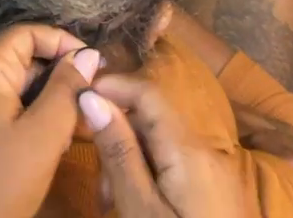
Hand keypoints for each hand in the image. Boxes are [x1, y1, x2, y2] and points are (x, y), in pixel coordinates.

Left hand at [0, 24, 102, 217]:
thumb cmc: (0, 181)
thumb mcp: (42, 137)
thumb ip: (67, 91)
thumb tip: (89, 55)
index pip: (27, 33)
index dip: (63, 43)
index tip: (98, 66)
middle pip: (23, 56)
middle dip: (61, 75)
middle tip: (95, 103)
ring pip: (20, 82)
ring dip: (51, 97)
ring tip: (82, 124)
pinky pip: (9, 101)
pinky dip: (35, 112)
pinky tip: (58, 137)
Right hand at [81, 74, 252, 217]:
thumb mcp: (141, 211)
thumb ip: (118, 151)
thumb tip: (91, 95)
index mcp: (189, 150)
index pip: (147, 92)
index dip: (110, 86)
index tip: (76, 103)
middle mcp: (207, 153)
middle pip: (151, 119)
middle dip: (116, 135)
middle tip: (96, 180)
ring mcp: (216, 176)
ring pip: (160, 145)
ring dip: (130, 160)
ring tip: (111, 202)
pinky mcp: (217, 196)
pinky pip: (175, 168)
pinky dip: (150, 178)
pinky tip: (137, 208)